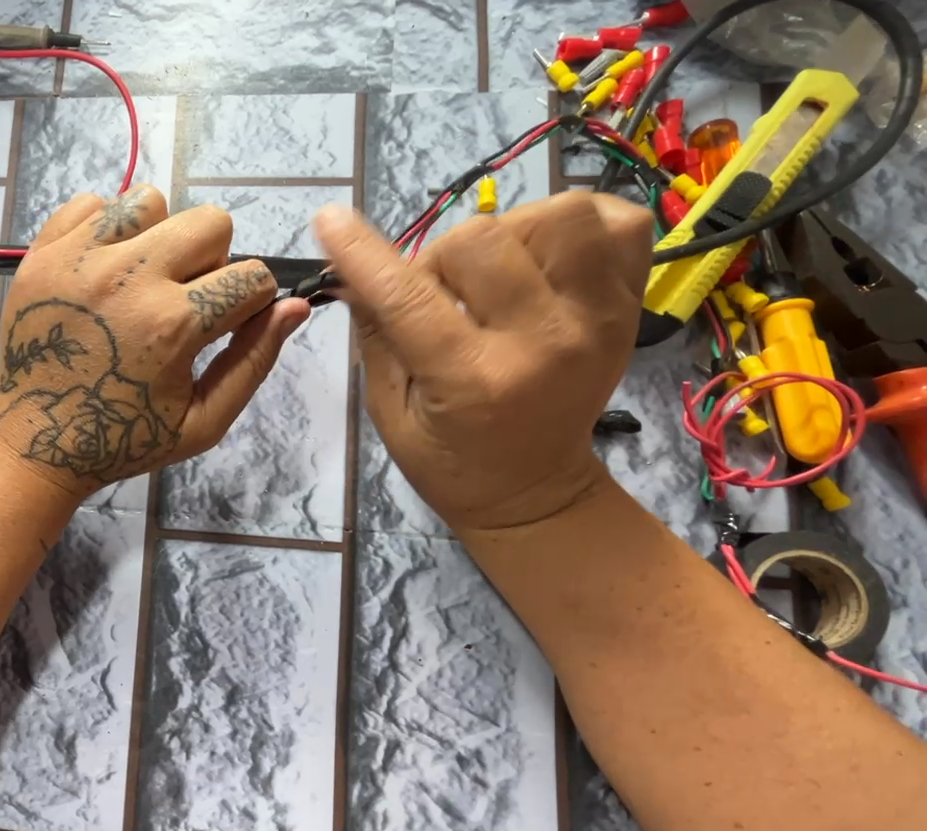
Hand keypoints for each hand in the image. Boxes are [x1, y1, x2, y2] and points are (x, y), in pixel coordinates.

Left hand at [0, 186, 309, 529]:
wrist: (35, 441)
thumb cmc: (122, 439)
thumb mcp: (200, 423)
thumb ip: (252, 363)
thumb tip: (296, 306)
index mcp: (174, 324)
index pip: (251, 275)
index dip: (248, 301)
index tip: (223, 324)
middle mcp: (129, 278)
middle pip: (210, 222)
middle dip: (210, 262)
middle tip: (181, 302)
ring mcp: (80, 260)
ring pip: (151, 202)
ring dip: (158, 237)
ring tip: (137, 283)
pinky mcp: (43, 254)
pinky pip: (92, 203)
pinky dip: (105, 230)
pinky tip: (100, 272)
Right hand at [315, 192, 653, 532]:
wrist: (533, 487)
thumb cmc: (446, 459)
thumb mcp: (390, 410)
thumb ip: (377, 336)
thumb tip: (351, 273)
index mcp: (473, 378)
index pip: (410, 298)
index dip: (362, 253)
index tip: (329, 220)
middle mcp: (544, 340)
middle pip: (483, 239)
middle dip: (439, 256)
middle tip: (434, 292)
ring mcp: (599, 316)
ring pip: (557, 214)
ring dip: (509, 232)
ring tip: (493, 272)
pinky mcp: (629, 303)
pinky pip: (617, 221)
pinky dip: (575, 225)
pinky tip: (543, 257)